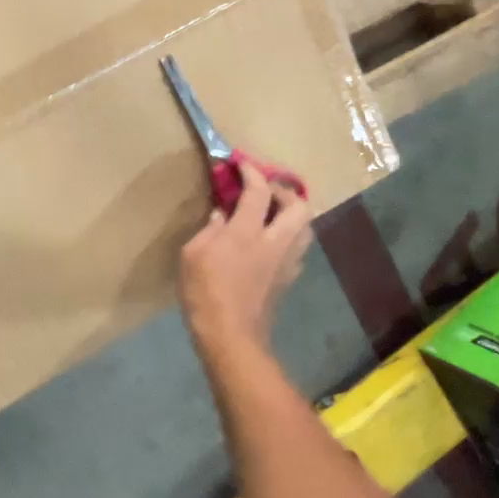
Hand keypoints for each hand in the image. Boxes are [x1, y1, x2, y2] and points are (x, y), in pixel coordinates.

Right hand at [179, 161, 312, 354]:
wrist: (231, 335)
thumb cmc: (204, 290)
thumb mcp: (192, 253)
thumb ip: (209, 229)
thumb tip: (221, 215)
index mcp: (247, 233)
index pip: (259, 192)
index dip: (252, 172)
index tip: (240, 163)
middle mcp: (274, 243)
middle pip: (299, 207)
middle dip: (285, 191)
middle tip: (264, 188)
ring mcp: (286, 262)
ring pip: (305, 228)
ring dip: (292, 213)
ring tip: (269, 211)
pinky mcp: (288, 278)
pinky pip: (298, 247)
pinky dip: (288, 234)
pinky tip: (268, 239)